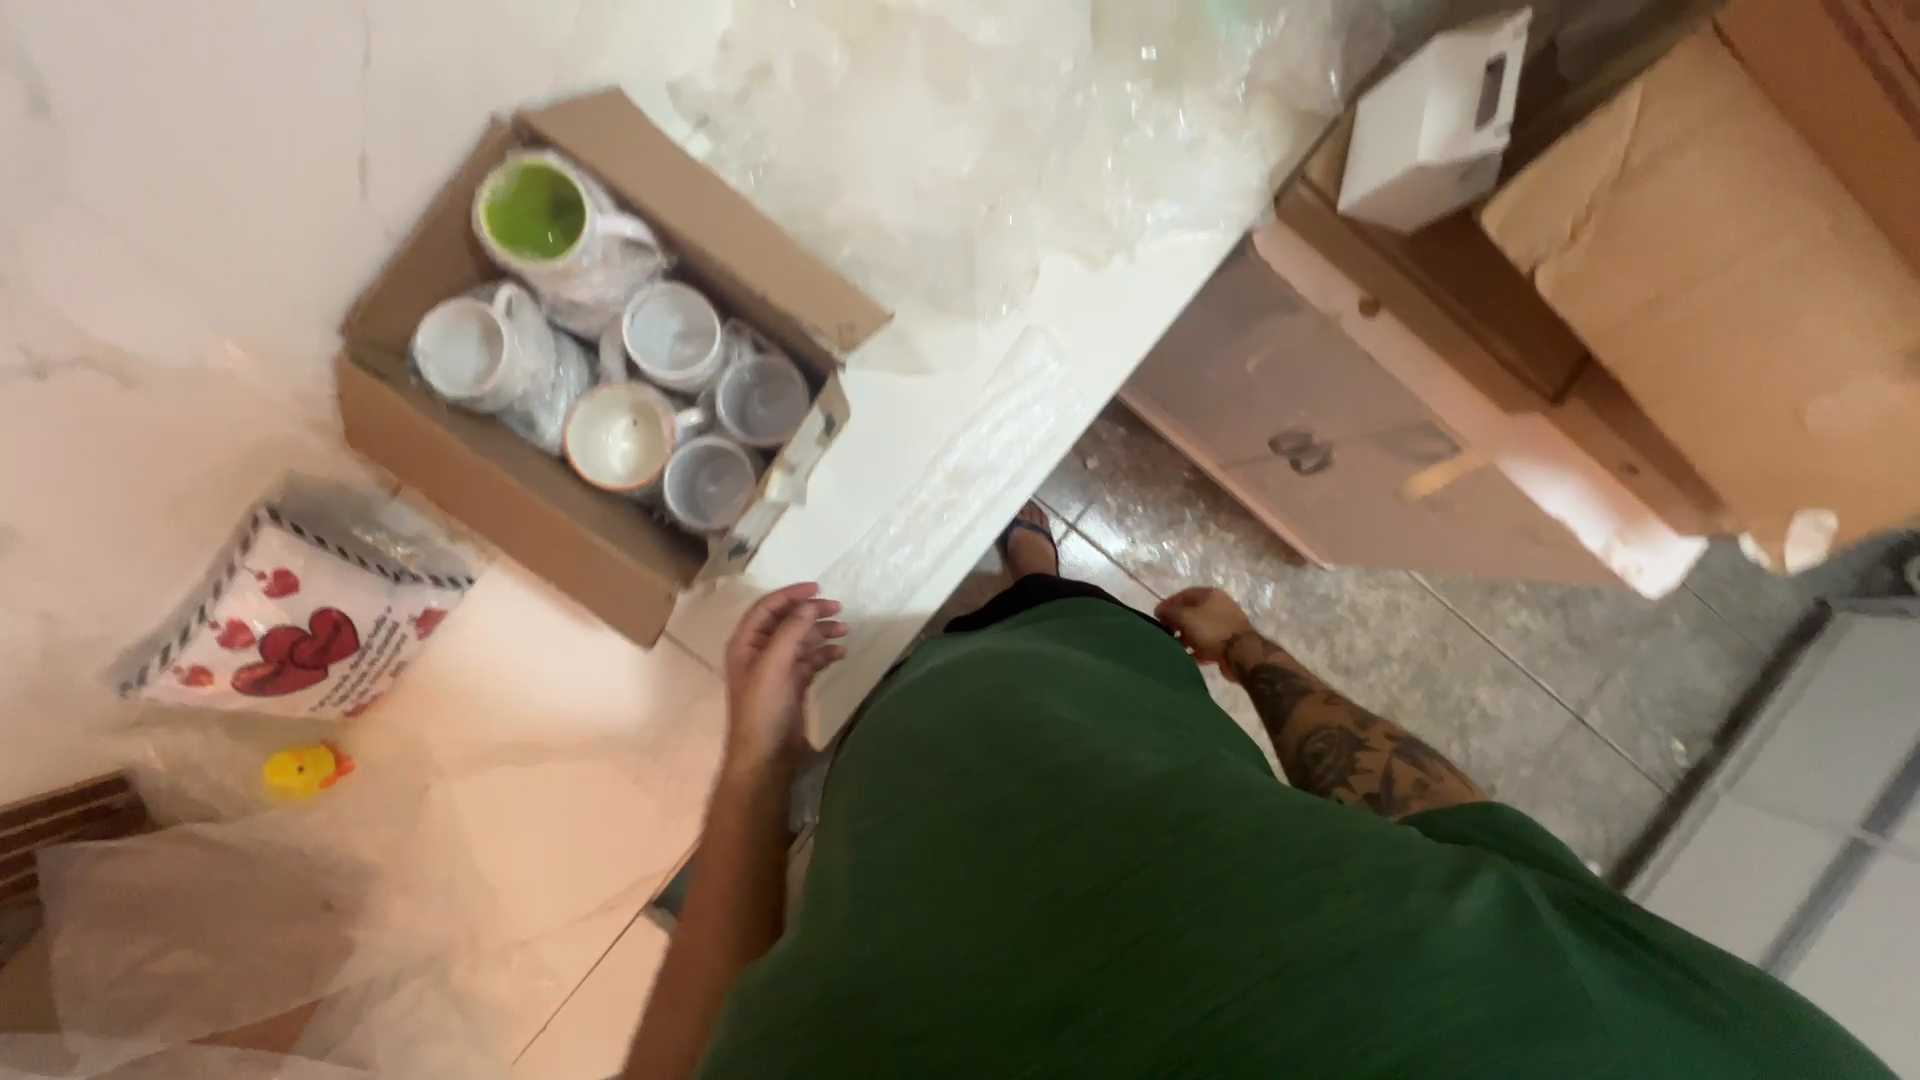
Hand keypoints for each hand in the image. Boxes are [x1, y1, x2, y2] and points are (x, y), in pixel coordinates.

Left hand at [724, 583, 847, 774]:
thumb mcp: (774, 665)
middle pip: (787, 621)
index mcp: (746, 643)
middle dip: (811, 612)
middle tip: (838, 608)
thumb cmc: (762, 708)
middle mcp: (760, 651)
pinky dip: (825, 653)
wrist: (766, 755)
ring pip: (802, 639)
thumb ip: (790, 632)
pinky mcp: (793, 683)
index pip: (767, 607)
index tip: (817, 588)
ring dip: (822, 632)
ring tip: (845, 630)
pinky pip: (811, 660)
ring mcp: (778, 668)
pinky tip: (841, 653)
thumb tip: (809, 606)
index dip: (791, 594)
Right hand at [1155, 587, 1254, 677]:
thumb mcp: (1185, 617)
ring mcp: (1226, 624)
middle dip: (1177, 622)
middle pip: (1192, 612)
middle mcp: (1220, 605)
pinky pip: (1208, 642)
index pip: (1184, 594)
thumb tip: (1159, 610)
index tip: (1157, 617)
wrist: (1241, 653)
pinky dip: (1197, 648)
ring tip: (1175, 646)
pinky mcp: (1229, 641)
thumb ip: (1169, 611)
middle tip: (1166, 632)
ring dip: (1186, 637)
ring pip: (1199, 628)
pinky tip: (1189, 656)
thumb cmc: (1210, 629)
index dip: (1168, 604)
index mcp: (1210, 594)